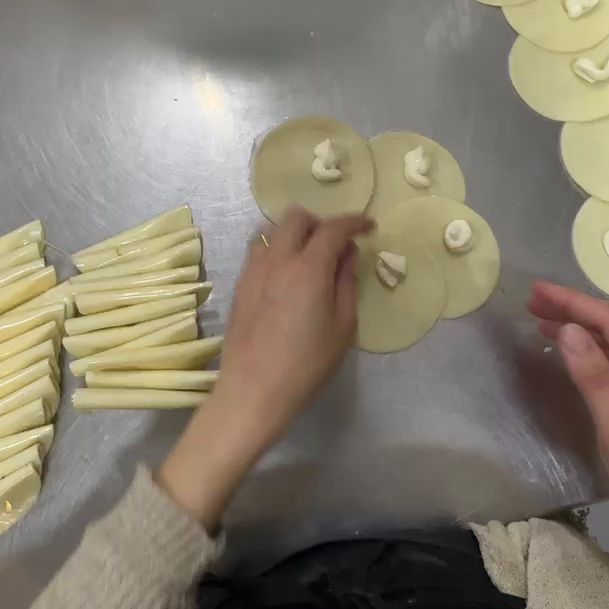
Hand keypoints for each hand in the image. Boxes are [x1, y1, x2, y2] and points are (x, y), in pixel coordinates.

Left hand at [157, 207, 372, 525]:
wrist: (254, 390)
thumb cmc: (307, 364)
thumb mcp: (342, 326)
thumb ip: (346, 283)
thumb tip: (347, 255)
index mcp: (308, 268)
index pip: (333, 228)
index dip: (354, 222)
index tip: (368, 227)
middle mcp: (277, 260)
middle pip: (296, 218)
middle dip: (320, 222)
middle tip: (336, 244)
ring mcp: (253, 270)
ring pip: (271, 230)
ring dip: (294, 234)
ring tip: (308, 258)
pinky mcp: (239, 284)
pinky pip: (258, 251)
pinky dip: (276, 250)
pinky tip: (285, 275)